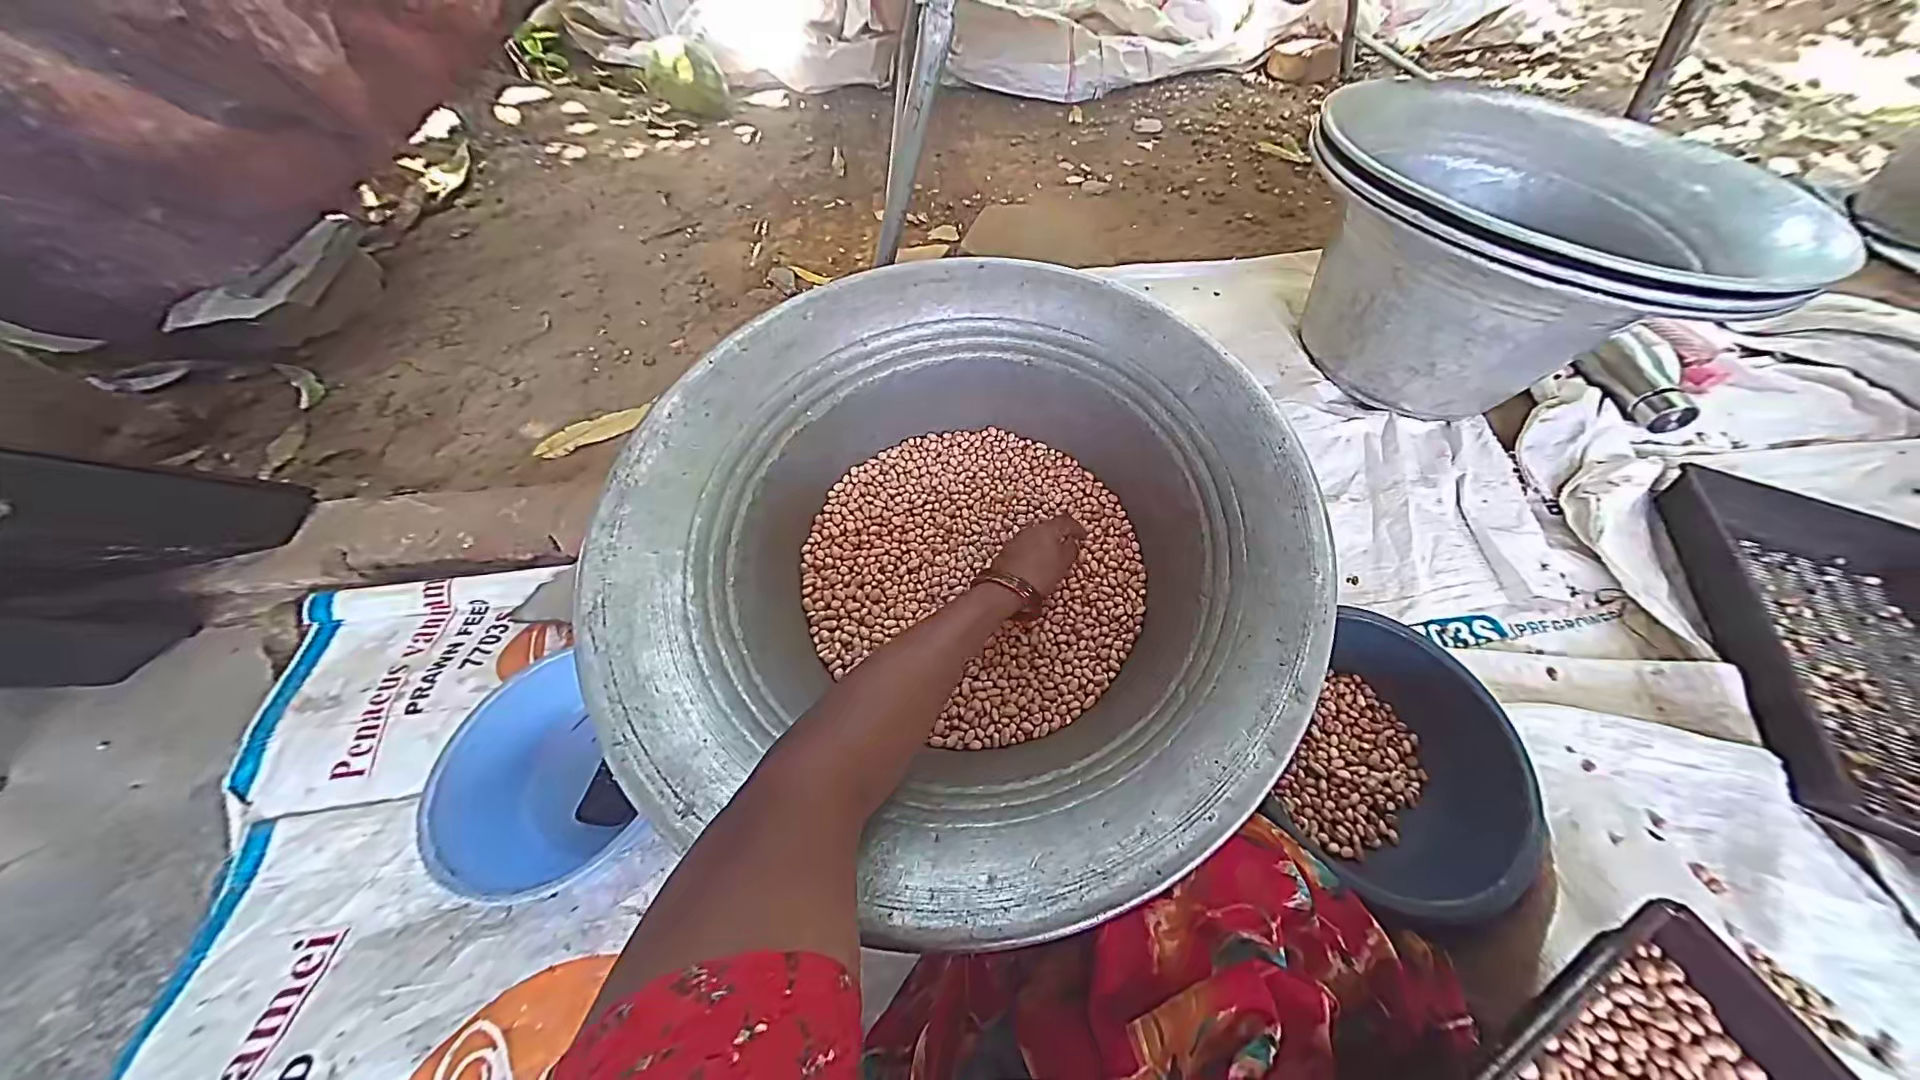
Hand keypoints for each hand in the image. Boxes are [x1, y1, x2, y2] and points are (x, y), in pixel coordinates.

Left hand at [989, 515, 1086, 596]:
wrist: (1007, 588)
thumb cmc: (1040, 574)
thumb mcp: (1063, 564)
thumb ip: (1071, 549)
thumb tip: (1072, 542)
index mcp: (1048, 528)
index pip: (1066, 521)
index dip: (1077, 528)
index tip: (1083, 535)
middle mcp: (1031, 529)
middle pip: (1049, 528)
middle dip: (1059, 536)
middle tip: (1068, 545)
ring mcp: (1016, 539)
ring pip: (1035, 537)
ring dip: (1045, 544)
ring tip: (1052, 557)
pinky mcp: (1006, 551)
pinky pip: (1025, 547)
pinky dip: (1033, 552)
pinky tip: (1036, 563)